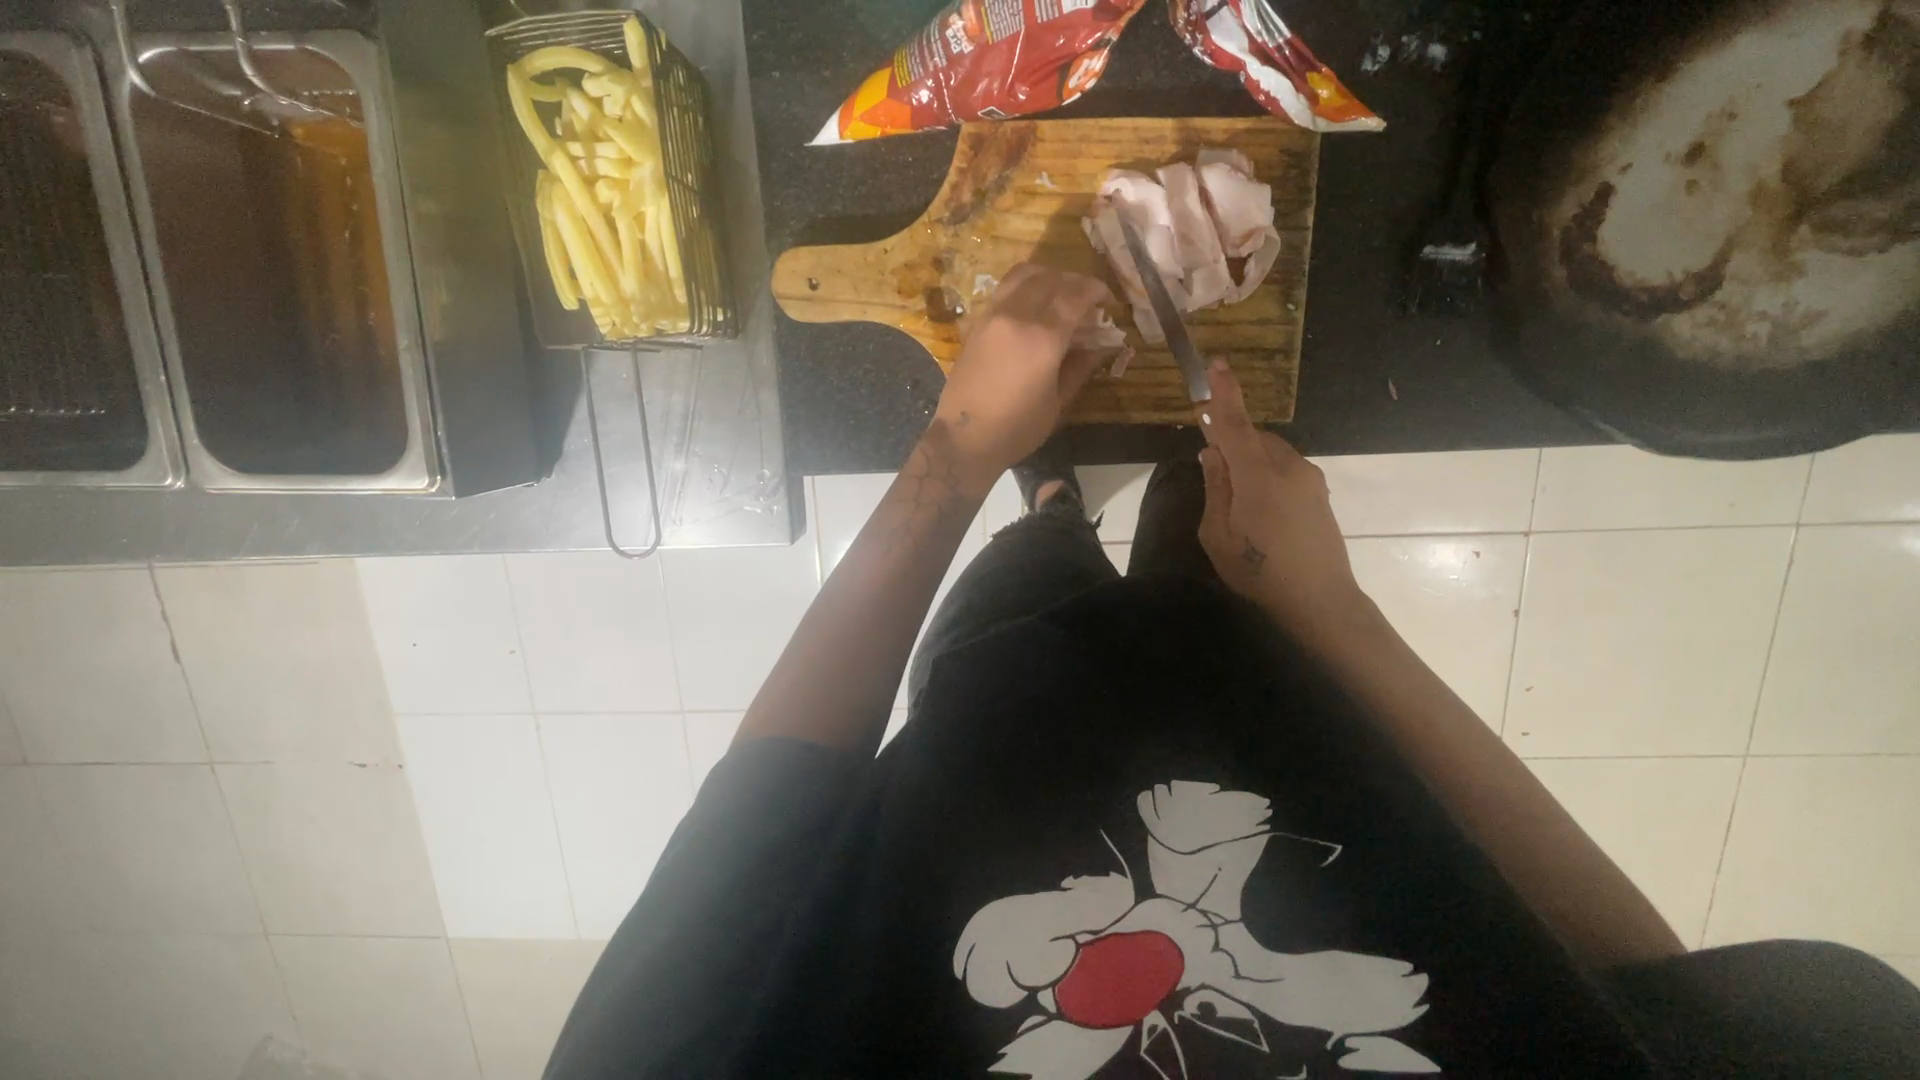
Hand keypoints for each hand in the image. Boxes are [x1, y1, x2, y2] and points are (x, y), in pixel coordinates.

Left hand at [932, 263, 1114, 486]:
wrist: (965, 438)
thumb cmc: (1017, 428)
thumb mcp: (1058, 402)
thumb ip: (1080, 367)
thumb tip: (1099, 346)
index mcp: (1043, 338)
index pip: (1075, 296)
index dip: (1095, 290)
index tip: (1107, 297)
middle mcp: (1017, 316)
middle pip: (1051, 279)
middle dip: (1074, 281)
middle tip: (1087, 295)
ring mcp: (993, 315)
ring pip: (1023, 275)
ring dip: (1047, 276)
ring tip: (1060, 291)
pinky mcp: (977, 322)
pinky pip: (1004, 289)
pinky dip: (1024, 285)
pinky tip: (1034, 302)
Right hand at [1197, 361, 1373, 637]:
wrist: (1321, 601)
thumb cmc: (1260, 572)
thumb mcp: (1218, 535)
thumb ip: (1215, 487)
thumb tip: (1212, 452)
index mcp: (1258, 476)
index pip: (1234, 424)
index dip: (1223, 394)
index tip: (1215, 364)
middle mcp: (1288, 466)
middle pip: (1252, 438)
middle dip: (1230, 446)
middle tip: (1214, 482)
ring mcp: (1308, 478)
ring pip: (1268, 453)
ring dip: (1249, 464)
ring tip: (1240, 509)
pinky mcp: (1318, 492)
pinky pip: (1283, 469)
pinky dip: (1265, 476)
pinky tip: (1261, 514)